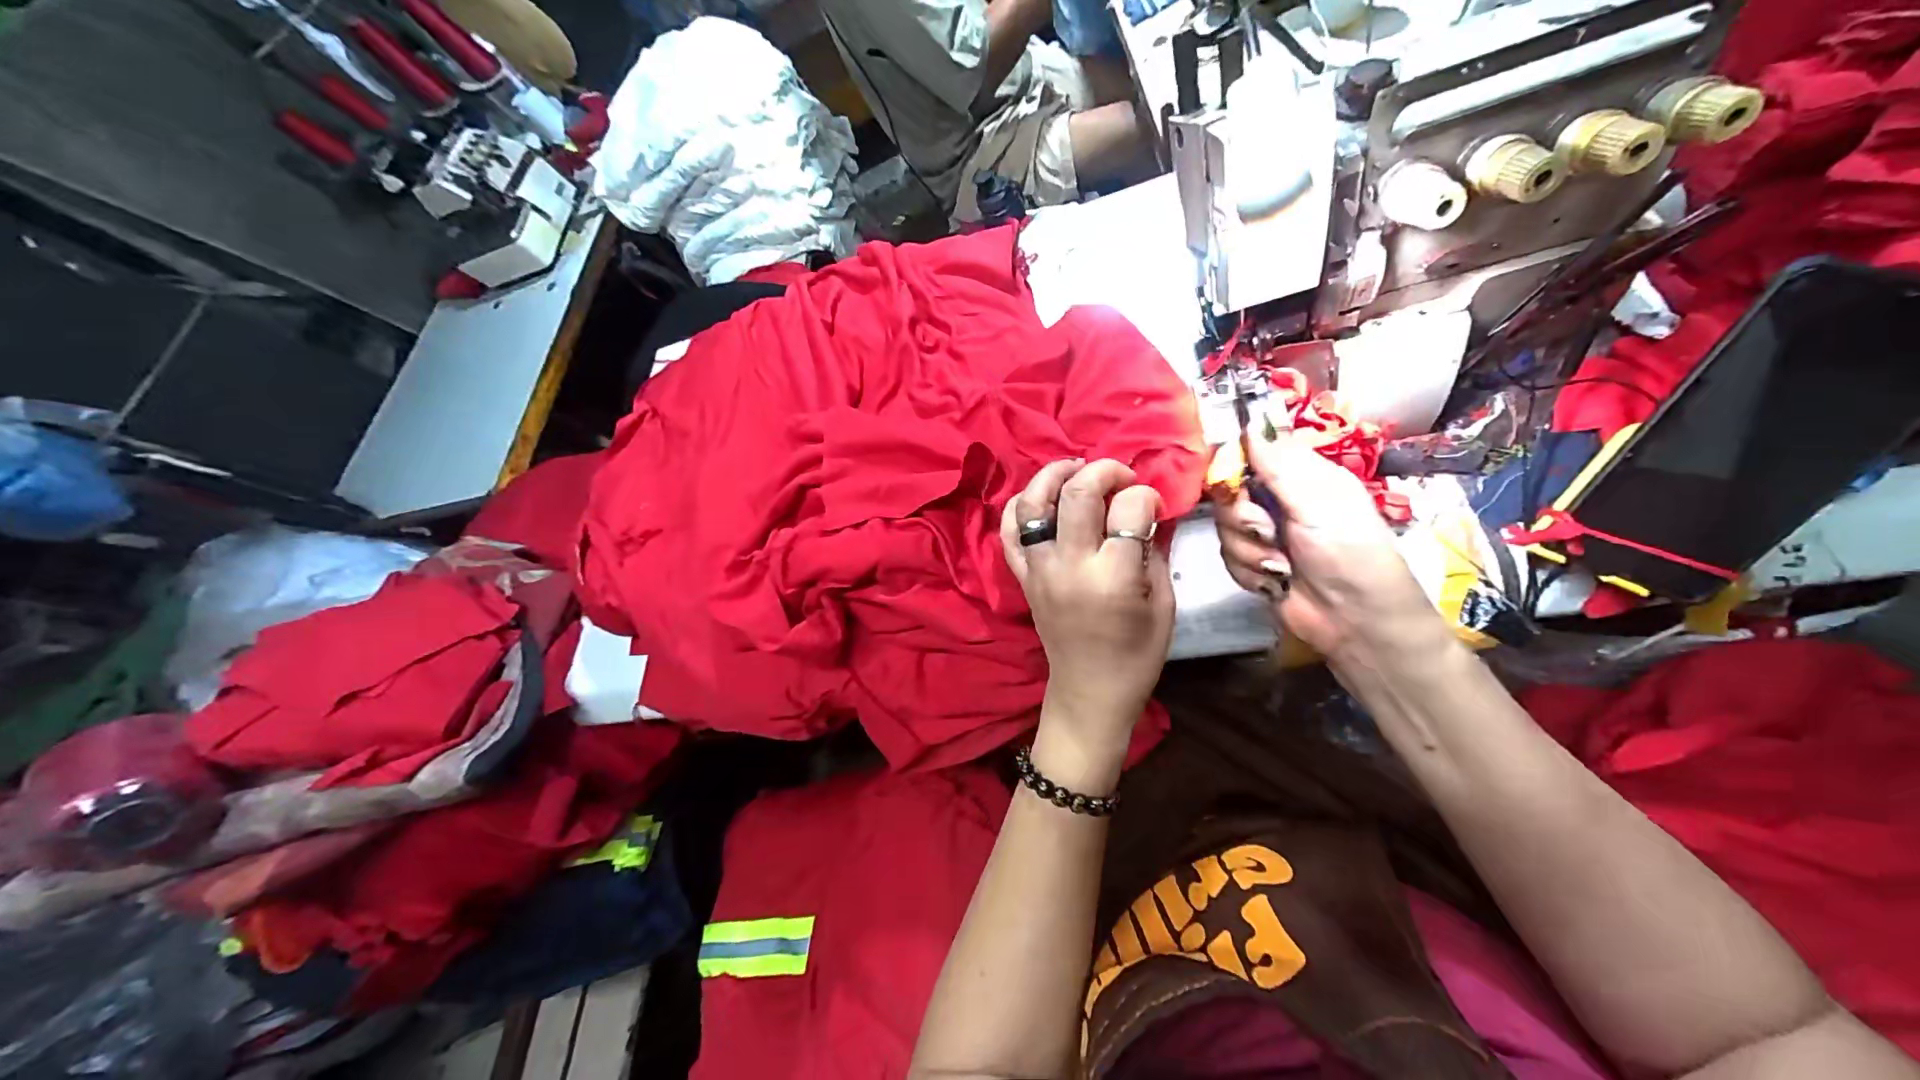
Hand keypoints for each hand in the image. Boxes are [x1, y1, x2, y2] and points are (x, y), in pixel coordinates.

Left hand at [1001, 459, 1172, 786]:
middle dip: (1104, 471)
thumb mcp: (1163, 602)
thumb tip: (1144, 509)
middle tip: (1121, 477)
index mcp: (1112, 577)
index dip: (1145, 496)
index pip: (1128, 509)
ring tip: (1076, 469)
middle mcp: (1069, 566)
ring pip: (1032, 503)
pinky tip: (1041, 497)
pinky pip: (1008, 531)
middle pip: (1077, 493)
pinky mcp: (1021, 577)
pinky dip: (1019, 505)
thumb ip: (1152, 550)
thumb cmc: (1137, 653)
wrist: (1090, 690)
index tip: (1152, 505)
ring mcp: (1038, 569)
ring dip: (1054, 475)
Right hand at [1214, 426, 1440, 663]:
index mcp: (1301, 475)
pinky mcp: (1253, 563)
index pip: (1252, 452)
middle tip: (1265, 531)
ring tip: (1280, 565)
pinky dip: (1248, 571)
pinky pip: (1227, 557)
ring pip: (1224, 528)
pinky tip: (1274, 581)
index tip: (1228, 479)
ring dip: (1248, 550)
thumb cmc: (1349, 553)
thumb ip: (1279, 465)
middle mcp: (1279, 499)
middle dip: (1241, 516)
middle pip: (1228, 492)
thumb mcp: (1317, 502)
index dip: (1232, 462)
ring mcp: (1264, 533)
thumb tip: (1249, 423)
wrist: (1354, 620)